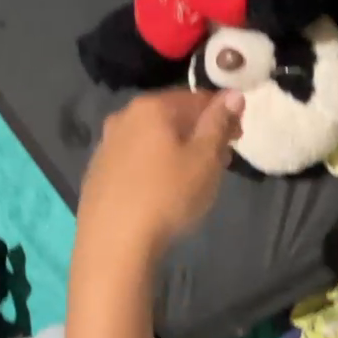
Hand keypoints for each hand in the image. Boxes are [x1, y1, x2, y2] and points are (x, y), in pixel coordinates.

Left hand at [75, 88, 243, 264]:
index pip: (198, 98)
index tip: (239, 138)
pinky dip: (155, 165)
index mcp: (152, 107)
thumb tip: (233, 94)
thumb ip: (219, 124)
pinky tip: (163, 190)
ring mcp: (107, 144)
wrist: (115, 242)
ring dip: (177, 149)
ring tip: (193, 178)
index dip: (225, 115)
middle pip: (173, 116)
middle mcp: (124, 116)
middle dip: (200, 132)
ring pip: (153, 138)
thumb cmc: (168, 196)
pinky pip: (136, 158)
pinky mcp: (98, 172)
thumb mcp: (205, 160)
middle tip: (220, 161)